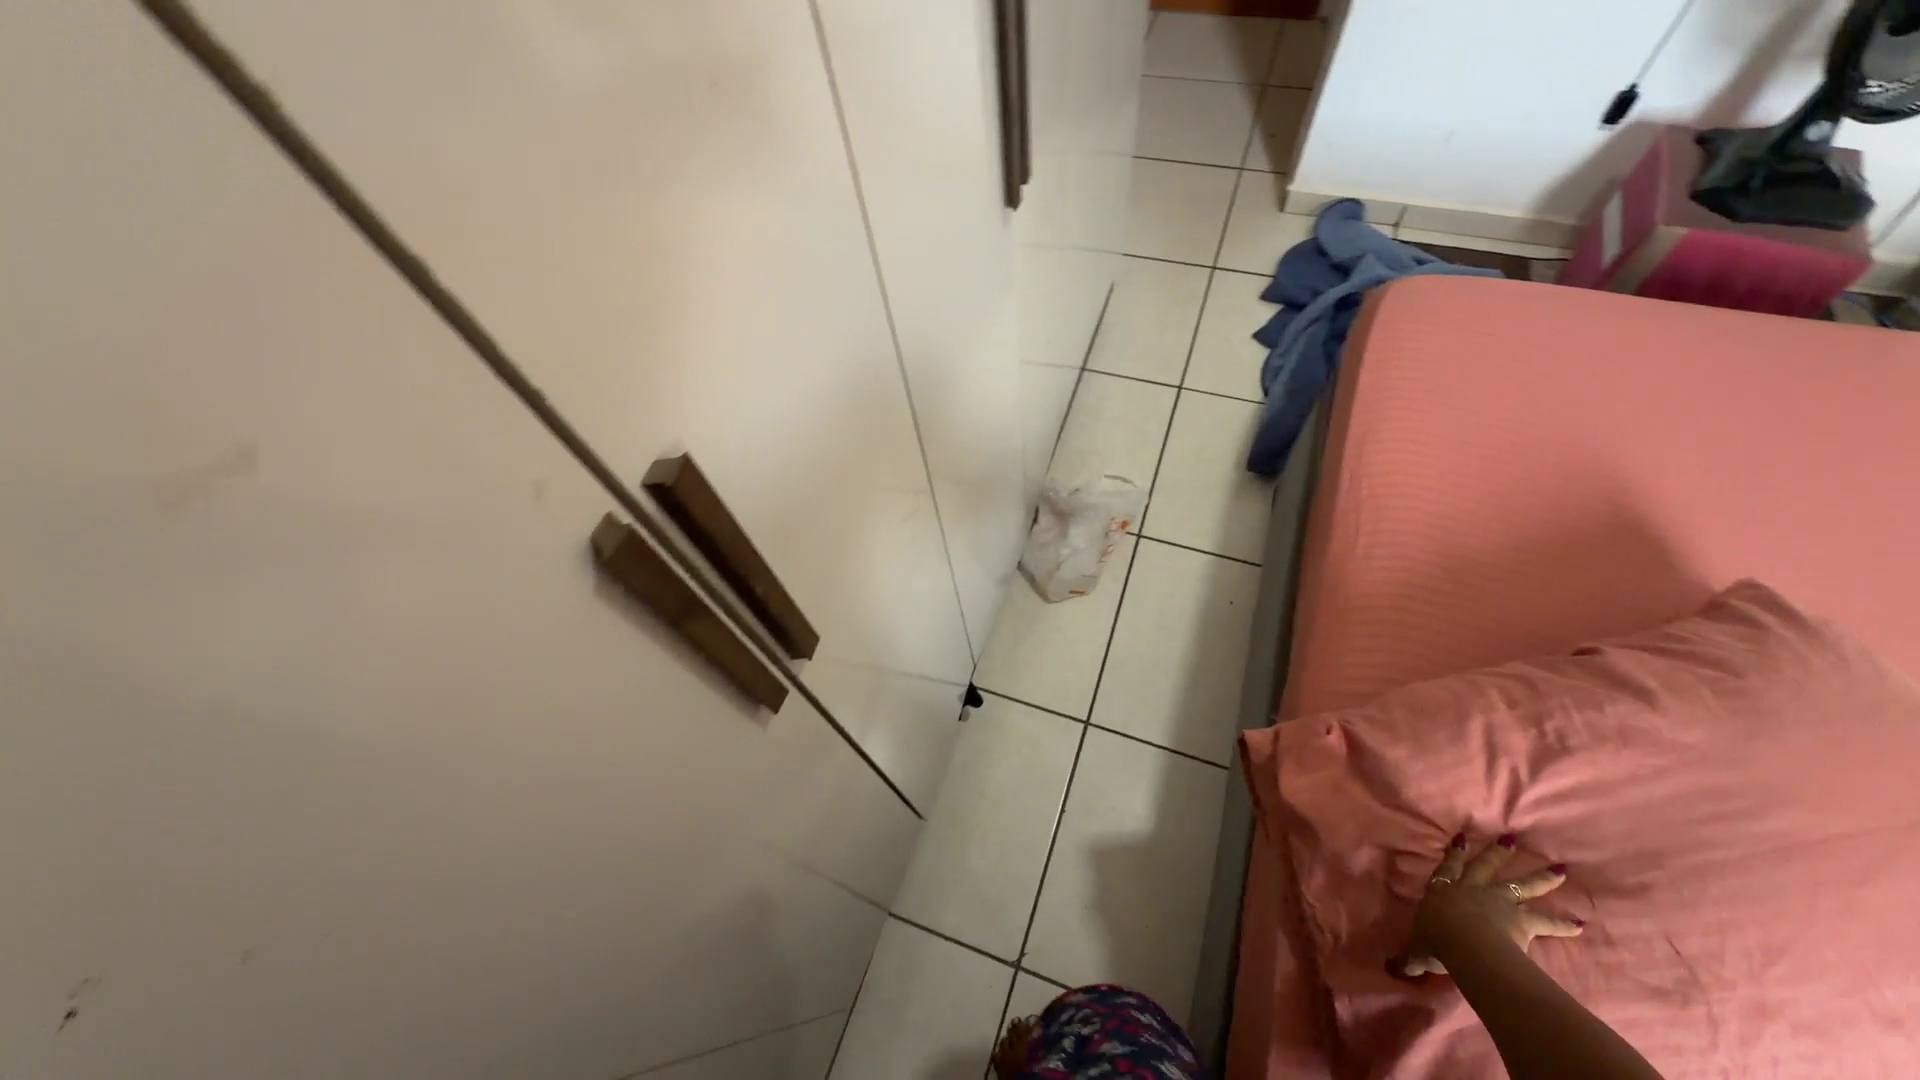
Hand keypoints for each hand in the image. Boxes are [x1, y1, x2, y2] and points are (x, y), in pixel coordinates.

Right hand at [1393, 833, 1584, 977]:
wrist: (1464, 945)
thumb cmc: (1435, 941)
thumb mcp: (1416, 950)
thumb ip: (1408, 958)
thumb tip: (1391, 969)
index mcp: (1443, 891)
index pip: (1448, 868)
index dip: (1454, 854)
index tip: (1462, 837)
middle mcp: (1472, 889)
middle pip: (1486, 867)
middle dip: (1498, 853)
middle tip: (1511, 840)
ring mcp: (1499, 902)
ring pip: (1522, 886)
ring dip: (1541, 878)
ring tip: (1560, 870)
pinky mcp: (1521, 920)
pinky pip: (1545, 922)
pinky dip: (1563, 923)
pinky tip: (1580, 924)